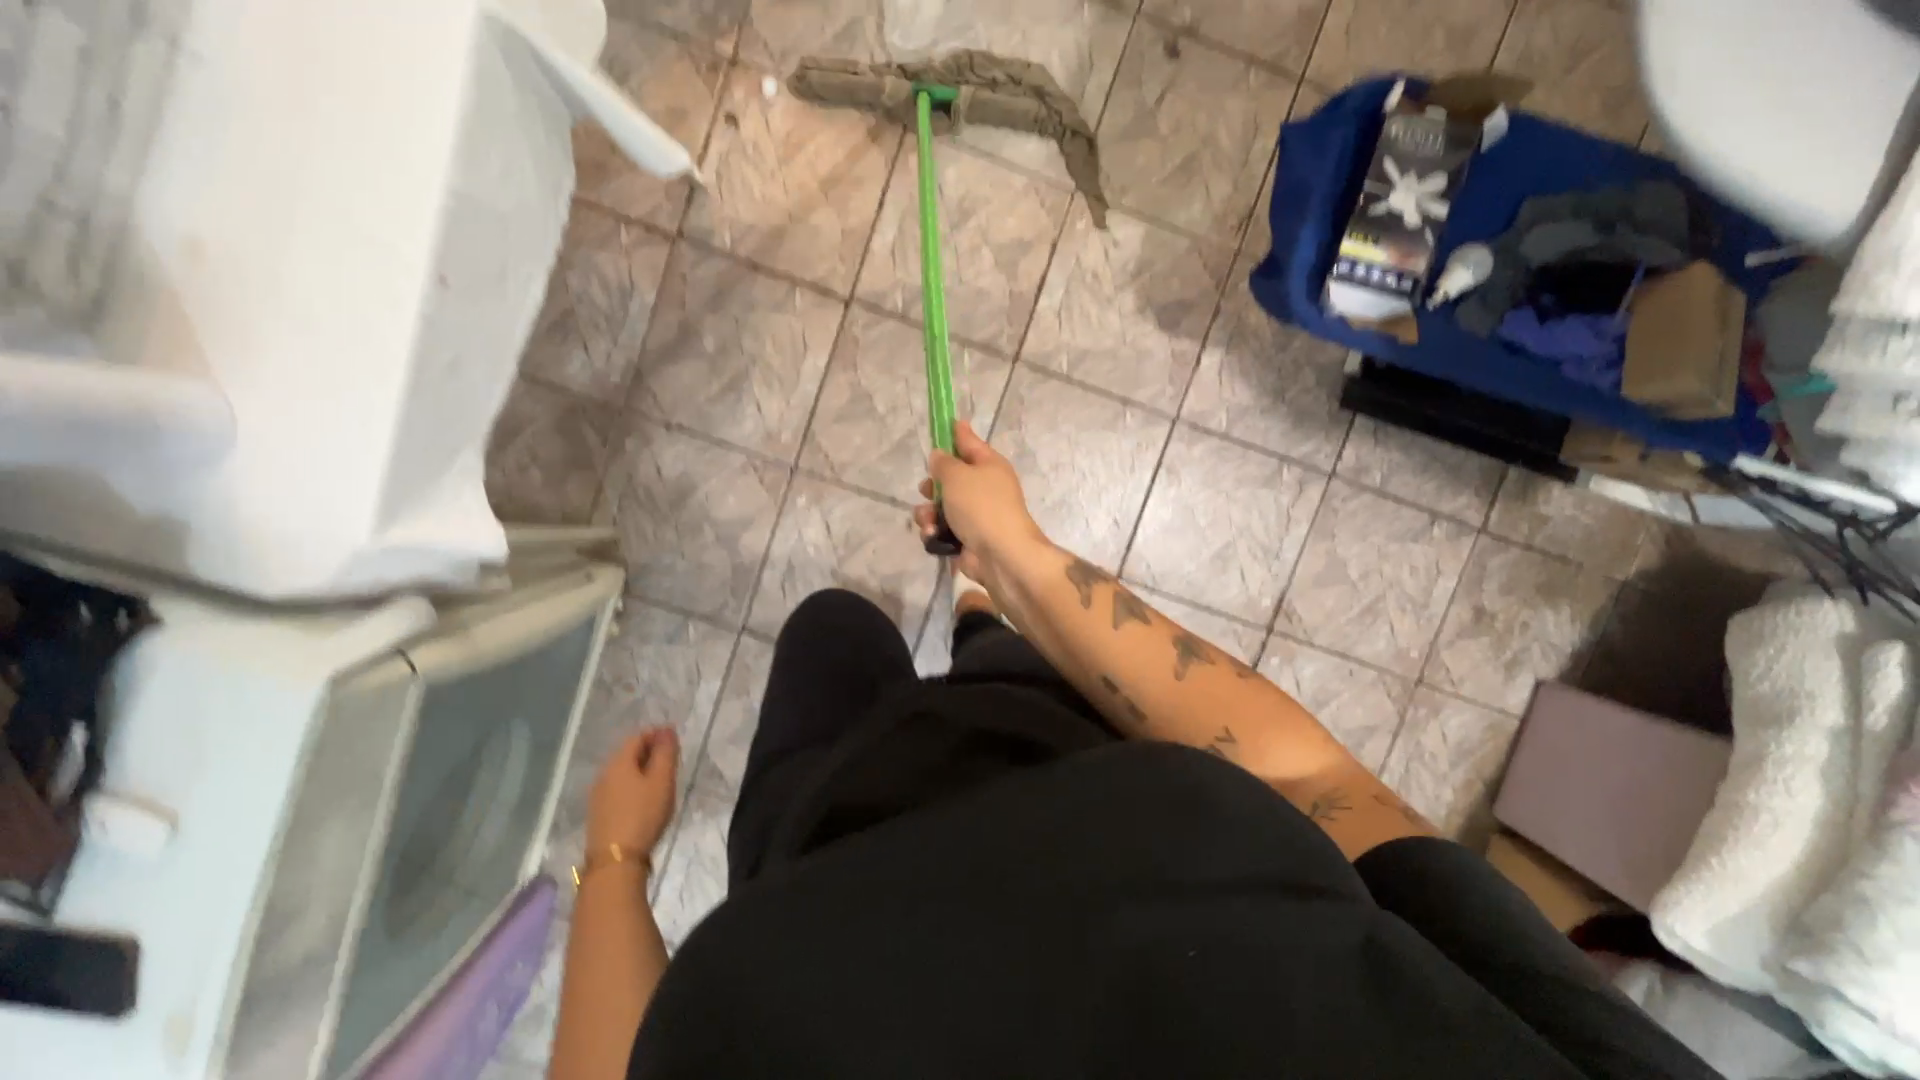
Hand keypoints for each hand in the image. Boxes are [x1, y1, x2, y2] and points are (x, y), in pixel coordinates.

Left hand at [585, 728, 678, 858]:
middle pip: (627, 754)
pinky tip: (644, 800)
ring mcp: (598, 795)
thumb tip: (667, 729)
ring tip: (660, 781)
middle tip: (671, 760)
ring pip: (622, 773)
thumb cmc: (643, 814)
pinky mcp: (598, 813)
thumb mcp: (662, 781)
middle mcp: (604, 774)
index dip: (657, 734)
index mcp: (619, 762)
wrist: (615, 859)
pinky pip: (617, 789)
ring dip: (640, 770)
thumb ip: (665, 753)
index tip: (675, 740)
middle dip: (649, 751)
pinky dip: (632, 786)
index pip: (638, 737)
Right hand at [913, 420, 1047, 584]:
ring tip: (928, 520)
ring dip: (928, 512)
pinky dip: (934, 532)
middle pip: (951, 478)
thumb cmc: (981, 506)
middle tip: (927, 489)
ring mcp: (975, 515)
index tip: (942, 424)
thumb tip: (939, 456)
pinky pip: (941, 529)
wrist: (1000, 554)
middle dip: (933, 485)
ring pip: (941, 506)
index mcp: (989, 465)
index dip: (954, 433)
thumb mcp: (958, 476)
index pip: (969, 442)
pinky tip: (932, 536)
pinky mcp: (966, 539)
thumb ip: (943, 463)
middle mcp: (984, 488)